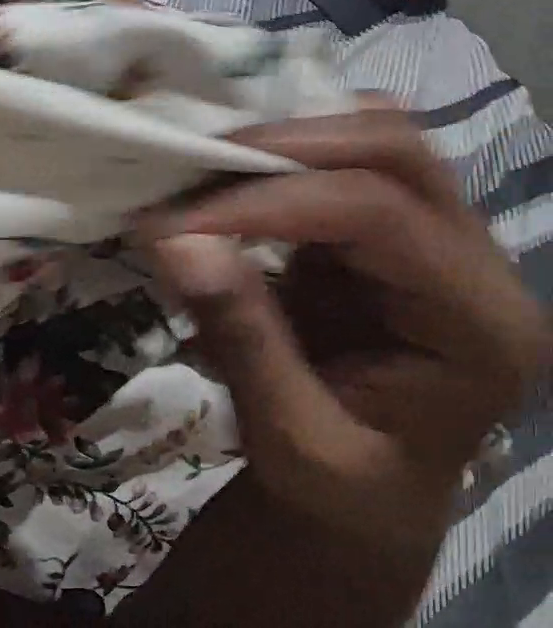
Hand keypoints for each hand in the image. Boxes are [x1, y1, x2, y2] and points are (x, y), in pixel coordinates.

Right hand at [141, 108, 549, 548]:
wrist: (362, 502)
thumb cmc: (338, 485)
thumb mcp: (289, 434)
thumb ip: (241, 338)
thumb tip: (172, 241)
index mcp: (479, 328)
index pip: (379, 214)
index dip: (266, 203)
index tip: (166, 223)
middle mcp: (478, 270)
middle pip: (395, 152)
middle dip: (278, 145)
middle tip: (180, 172)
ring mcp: (435, 246)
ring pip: (371, 142)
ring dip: (273, 143)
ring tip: (191, 174)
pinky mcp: (383, 239)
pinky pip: (337, 165)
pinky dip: (272, 157)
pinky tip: (218, 180)